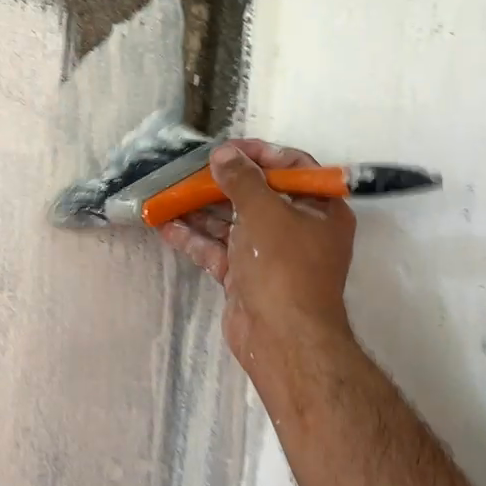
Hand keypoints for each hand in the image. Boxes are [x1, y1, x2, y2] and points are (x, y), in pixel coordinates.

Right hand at [159, 139, 357, 426]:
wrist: (282, 337)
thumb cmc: (284, 265)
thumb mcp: (264, 212)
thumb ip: (241, 180)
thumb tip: (223, 155)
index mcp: (320, 209)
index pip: (292, 168)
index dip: (260, 154)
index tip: (227, 148)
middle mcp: (298, 229)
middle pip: (256, 195)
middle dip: (220, 184)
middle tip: (188, 171)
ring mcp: (270, 255)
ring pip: (232, 223)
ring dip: (200, 210)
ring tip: (167, 194)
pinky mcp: (245, 277)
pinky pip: (218, 249)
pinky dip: (194, 238)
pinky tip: (165, 225)